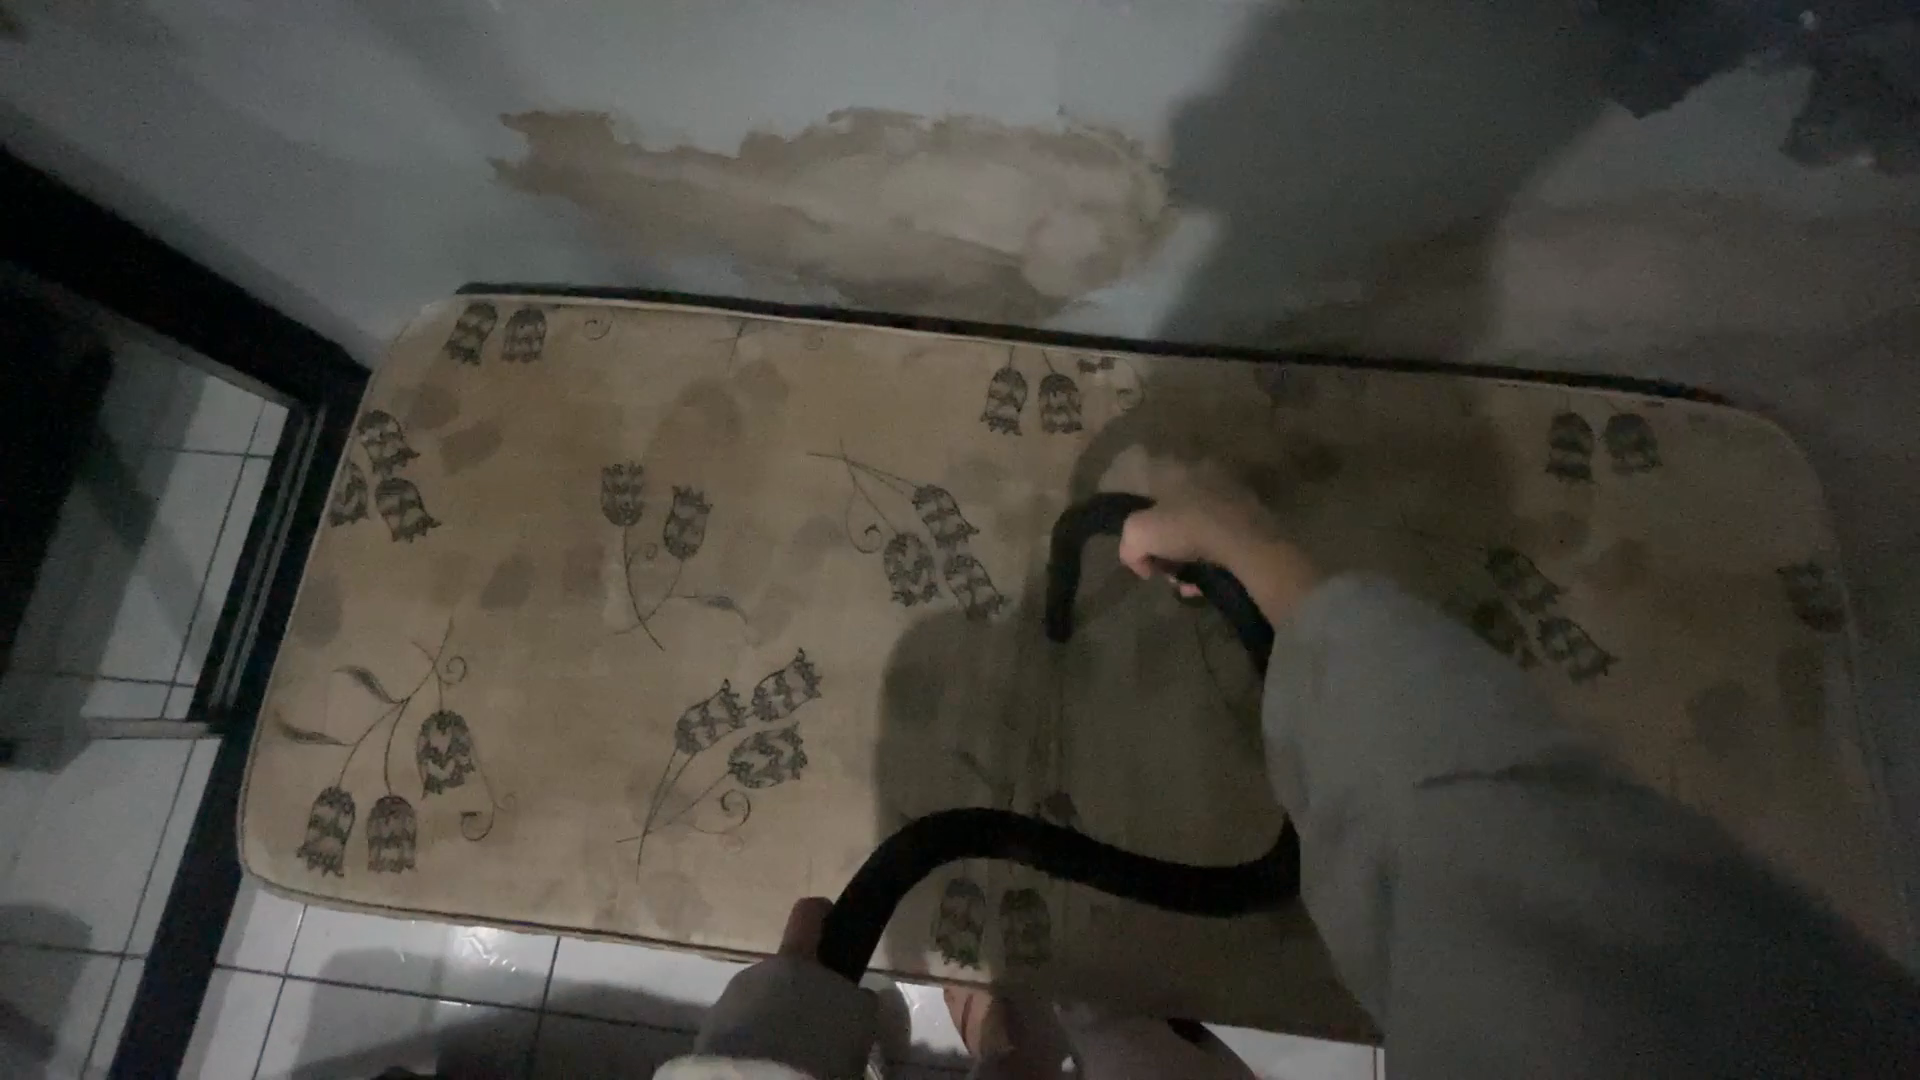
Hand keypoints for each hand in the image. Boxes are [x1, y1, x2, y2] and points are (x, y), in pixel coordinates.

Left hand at [692, 898, 875, 1077]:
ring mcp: (728, 1005)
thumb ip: (855, 1001)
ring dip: (774, 1023)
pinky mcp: (707, 1042)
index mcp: (795, 958)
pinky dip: (754, 1050)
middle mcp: (757, 972)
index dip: (822, 915)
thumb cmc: (817, 1045)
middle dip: (798, 993)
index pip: (808, 912)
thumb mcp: (857, 1021)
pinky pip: (739, 1037)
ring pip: (759, 1005)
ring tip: (793, 1057)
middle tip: (819, 1026)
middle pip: (782, 972)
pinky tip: (770, 1071)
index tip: (833, 924)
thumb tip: (856, 997)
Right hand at [1117, 463, 1320, 622]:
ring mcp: (1233, 498)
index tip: (1142, 545)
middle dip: (1166, 546)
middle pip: (1175, 515)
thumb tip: (1142, 564)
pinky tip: (1202, 584)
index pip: (1150, 488)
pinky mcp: (1254, 521)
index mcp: (1178, 470)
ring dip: (1187, 559)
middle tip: (1164, 568)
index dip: (1141, 520)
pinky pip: (1222, 545)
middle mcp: (1206, 477)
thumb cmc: (1186, 528)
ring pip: (1199, 532)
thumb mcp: (1137, 534)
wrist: (1246, 543)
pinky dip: (1210, 564)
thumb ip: (1129, 547)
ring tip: (1184, 582)